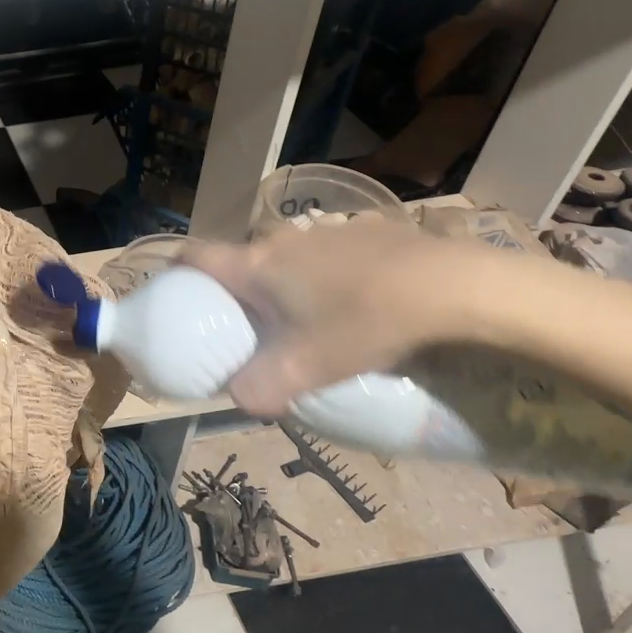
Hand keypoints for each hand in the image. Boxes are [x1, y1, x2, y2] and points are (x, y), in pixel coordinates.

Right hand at [162, 220, 491, 415]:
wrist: (456, 286)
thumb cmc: (365, 323)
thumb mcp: (307, 370)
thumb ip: (261, 390)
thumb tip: (239, 401)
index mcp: (255, 267)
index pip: (193, 256)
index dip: (174, 271)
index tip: (174, 293)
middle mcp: (281, 240)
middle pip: (242, 261)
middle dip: (239, 291)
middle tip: (251, 328)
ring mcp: (327, 231)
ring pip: (289, 257)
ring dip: (288, 284)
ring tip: (311, 320)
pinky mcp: (370, 231)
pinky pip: (332, 255)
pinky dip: (331, 276)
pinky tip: (361, 304)